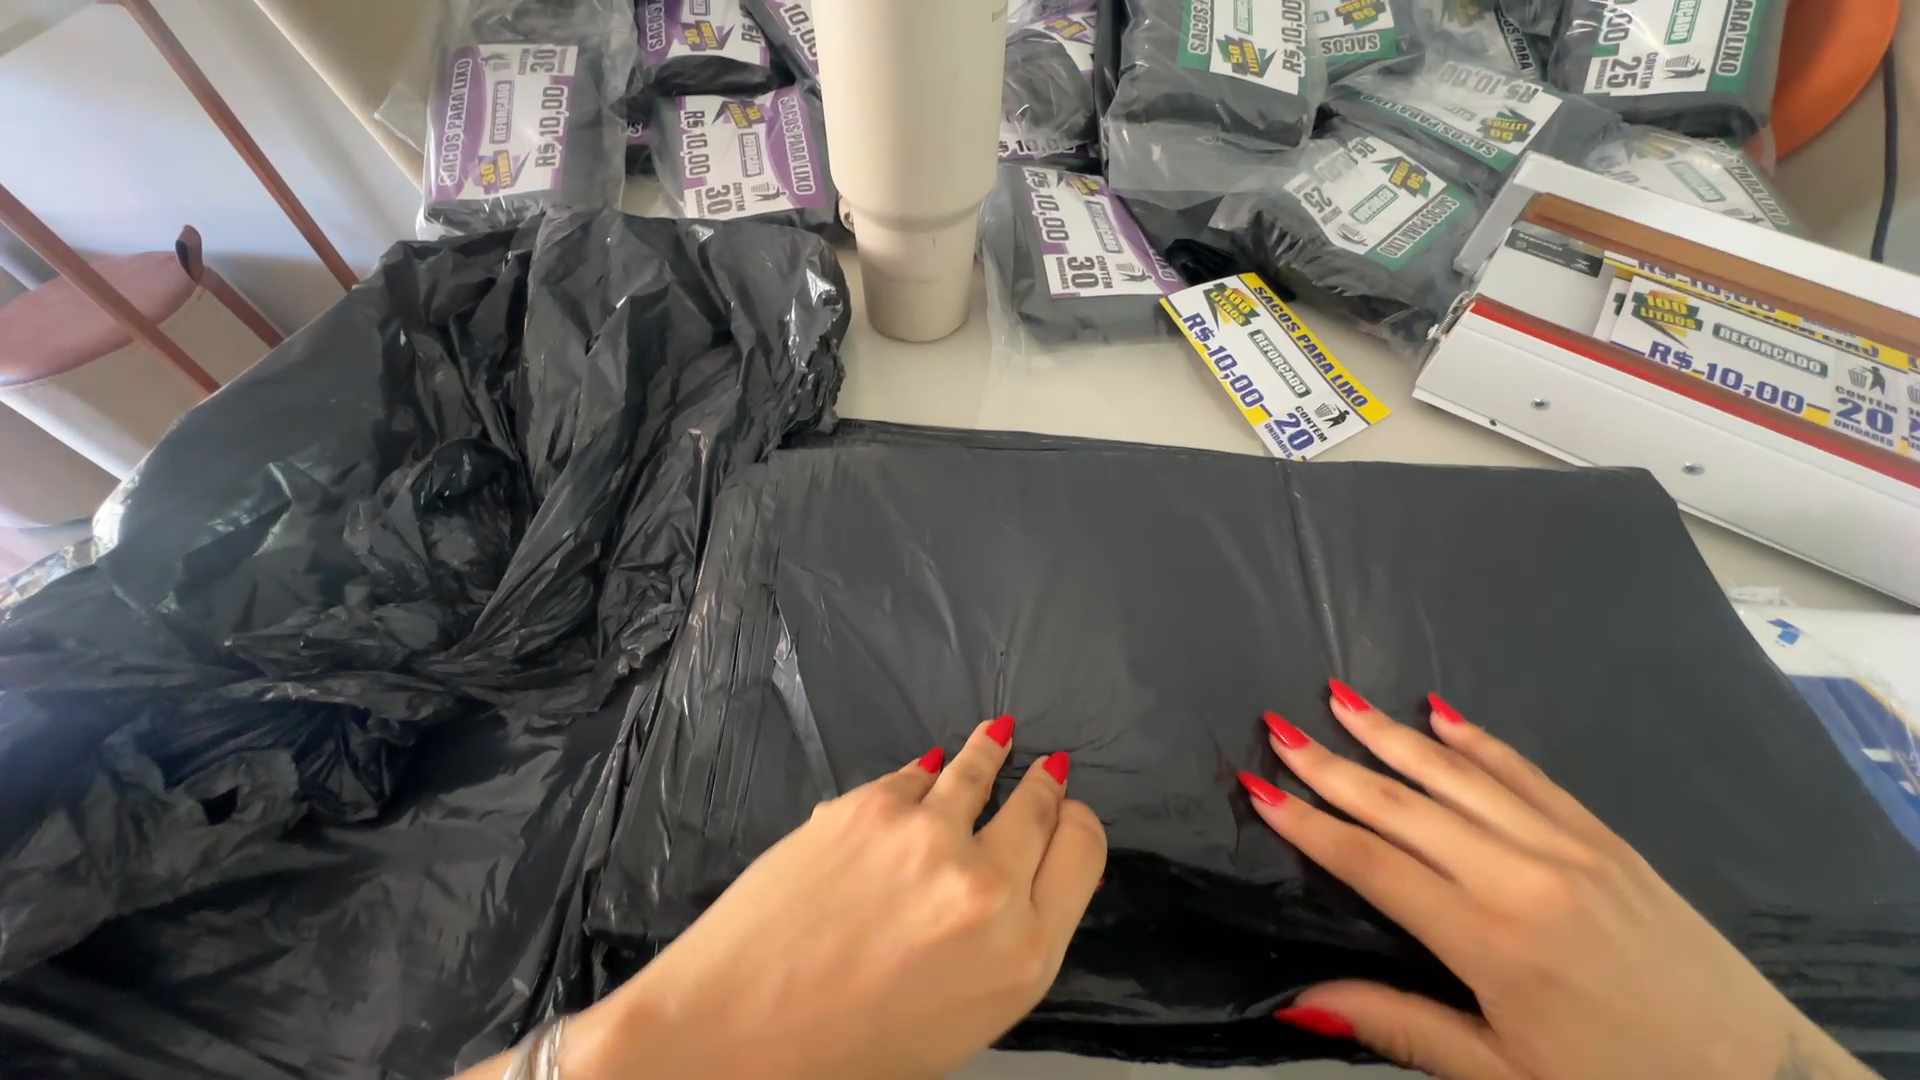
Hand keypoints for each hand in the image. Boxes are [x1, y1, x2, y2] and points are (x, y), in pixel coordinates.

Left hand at [557, 716, 1105, 1079]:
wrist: (734, 1027)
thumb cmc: (850, 1044)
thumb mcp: (965, 1016)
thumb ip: (1008, 939)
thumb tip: (1023, 868)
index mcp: (1021, 951)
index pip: (1081, 851)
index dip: (1077, 824)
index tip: (1069, 810)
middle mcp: (985, 884)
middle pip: (1039, 805)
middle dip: (1044, 783)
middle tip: (1047, 766)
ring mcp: (926, 834)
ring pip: (979, 770)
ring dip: (992, 749)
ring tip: (1002, 733)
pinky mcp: (871, 804)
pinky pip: (916, 774)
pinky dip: (927, 773)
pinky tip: (932, 763)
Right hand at [1240, 682, 1878, 1079]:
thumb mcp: (1501, 1075)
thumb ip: (1397, 1025)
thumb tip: (1298, 1004)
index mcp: (1487, 940)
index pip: (1370, 863)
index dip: (1308, 824)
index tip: (1258, 787)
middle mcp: (1520, 877)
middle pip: (1402, 805)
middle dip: (1332, 764)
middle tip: (1280, 726)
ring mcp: (1567, 848)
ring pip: (1457, 774)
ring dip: (1391, 734)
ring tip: (1340, 698)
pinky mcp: (1604, 838)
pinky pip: (1527, 773)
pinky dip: (1477, 740)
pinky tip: (1440, 711)